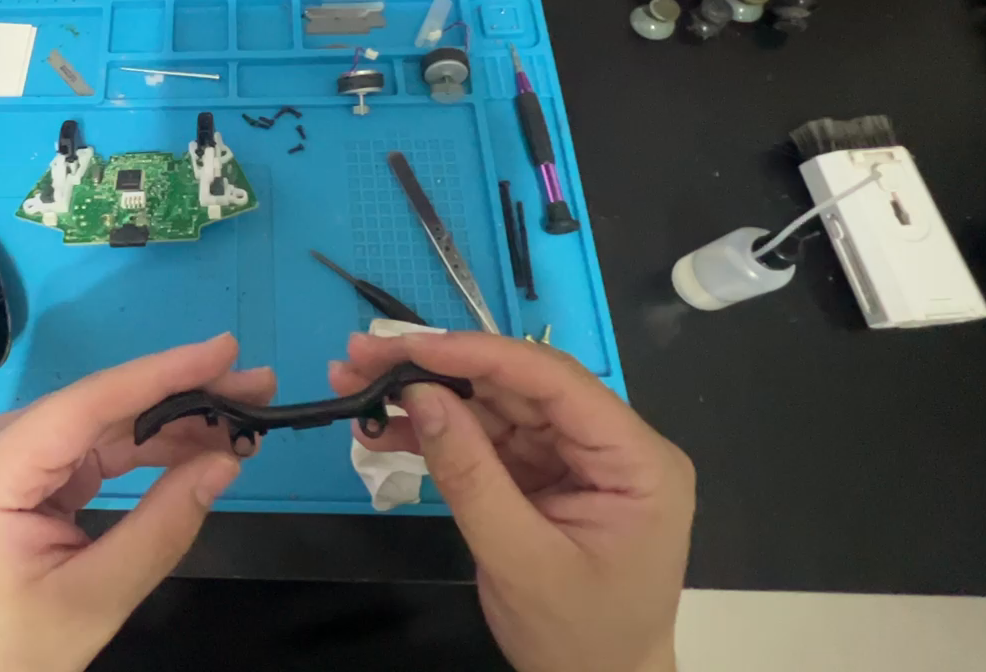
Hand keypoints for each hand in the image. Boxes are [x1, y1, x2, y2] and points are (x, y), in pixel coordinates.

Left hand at [0, 334, 274, 671]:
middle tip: (255, 388)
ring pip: (107, 422)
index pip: (93, 402)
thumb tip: (225, 462)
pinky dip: (149, 447)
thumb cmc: (8, 656)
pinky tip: (198, 444)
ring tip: (241, 419)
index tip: (225, 349)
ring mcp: (11, 454)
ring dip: (174, 421)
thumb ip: (163, 526)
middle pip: (105, 406)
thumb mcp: (94, 599)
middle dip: (184, 395)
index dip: (164, 371)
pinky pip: (96, 447)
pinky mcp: (28, 471)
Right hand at [332, 332, 693, 671]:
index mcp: (633, 457)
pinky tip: (379, 425)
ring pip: (484, 398)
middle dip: (431, 366)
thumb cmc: (579, 640)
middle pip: (508, 380)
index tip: (406, 345)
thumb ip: (469, 474)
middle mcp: (602, 439)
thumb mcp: (521, 561)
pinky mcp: (533, 464)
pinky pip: (475, 431)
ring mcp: (564, 449)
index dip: (475, 353)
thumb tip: (418, 394)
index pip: (551, 379)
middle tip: (360, 355)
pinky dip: (426, 426)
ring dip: (418, 389)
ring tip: (353, 382)